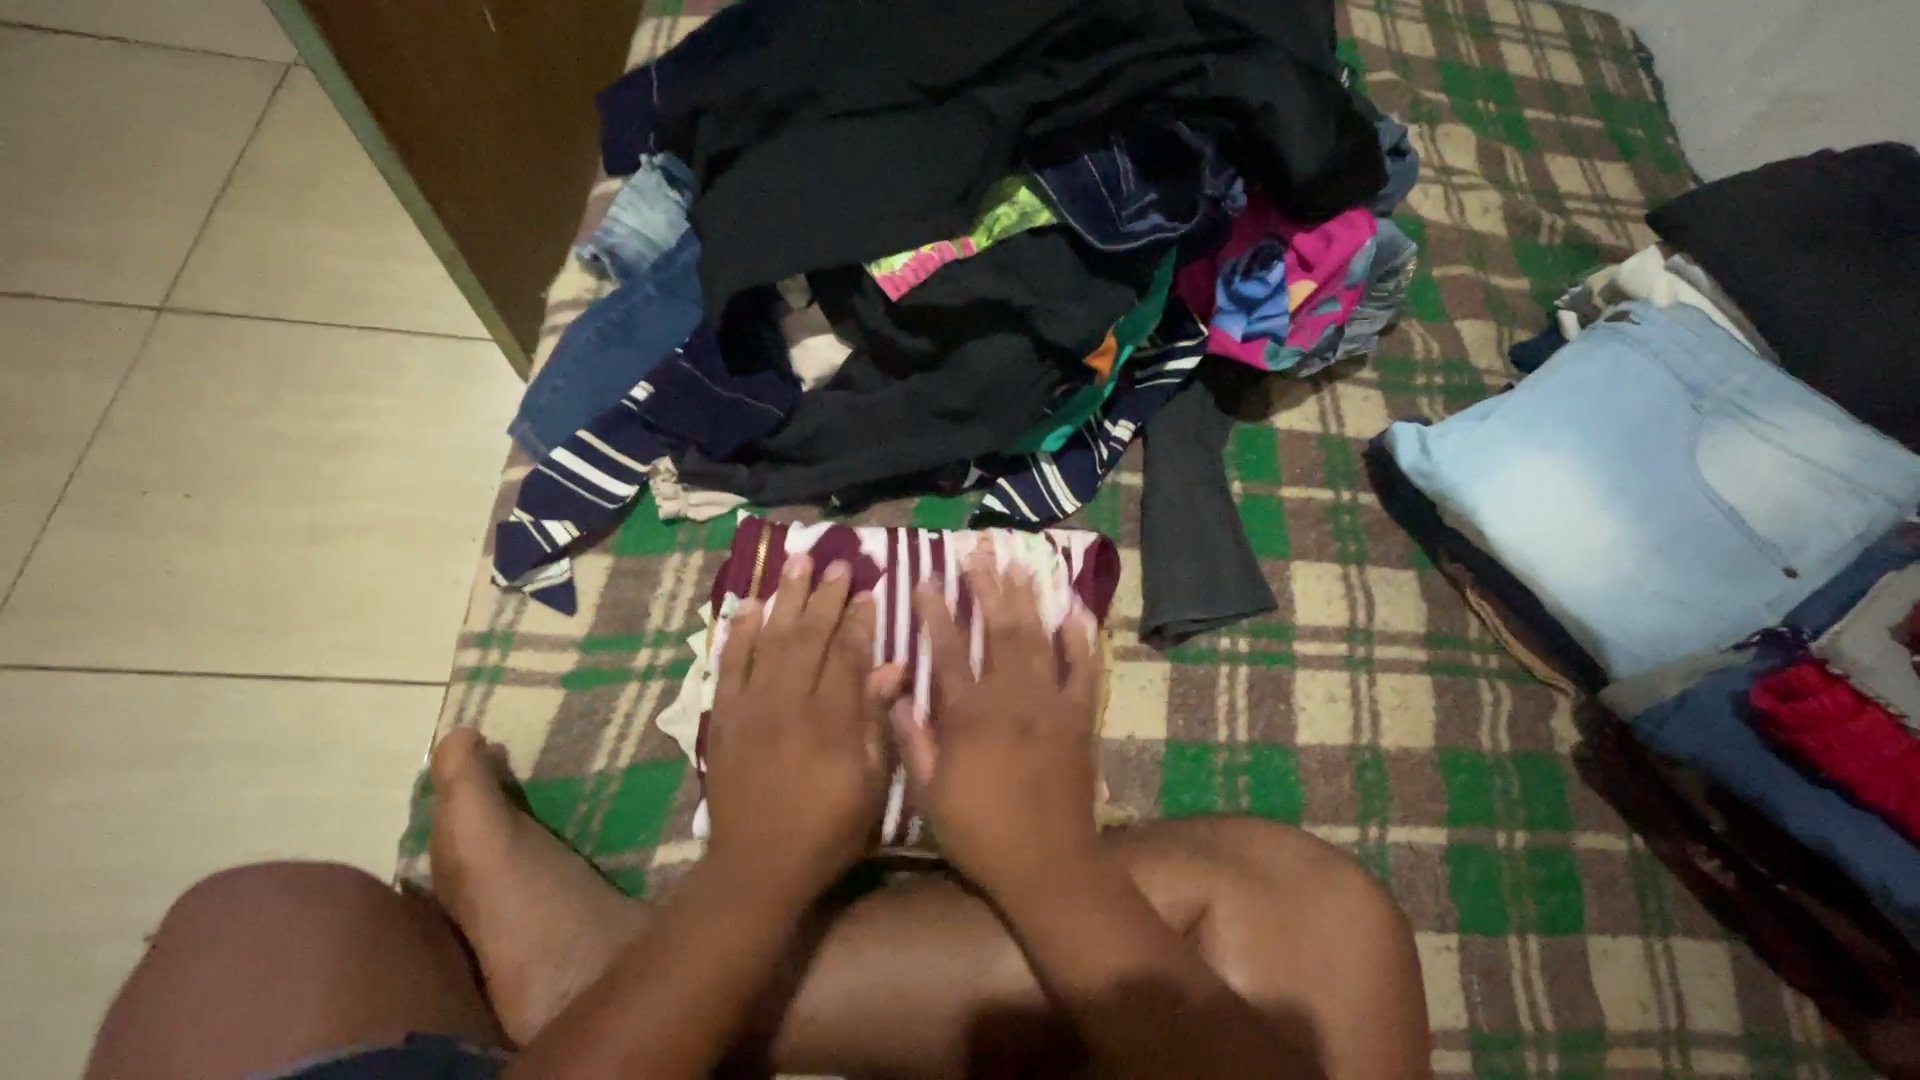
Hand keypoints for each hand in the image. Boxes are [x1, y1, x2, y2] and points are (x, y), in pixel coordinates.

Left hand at [706, 554, 902, 898]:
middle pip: (809, 636)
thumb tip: (892, 671)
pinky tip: (746, 605)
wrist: (757, 866)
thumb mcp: (871, 784)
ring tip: (796, 563)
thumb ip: (877, 722)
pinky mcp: (725, 717)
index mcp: (833, 719)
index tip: (868, 590)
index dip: (860, 620)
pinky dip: (737, 632)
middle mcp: (791, 702)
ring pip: (770, 639)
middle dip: (825, 596)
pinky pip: (729, 664)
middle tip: (836, 562)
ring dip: (785, 598)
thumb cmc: (827, 830)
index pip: (849, 655)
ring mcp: (752, 707)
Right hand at [892, 550, 1103, 894]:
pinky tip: (1074, 611)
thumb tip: (896, 694)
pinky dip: (1081, 640)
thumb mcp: (929, 795)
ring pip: (1039, 639)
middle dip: (987, 586)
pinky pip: (1084, 671)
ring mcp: (1051, 705)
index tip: (924, 580)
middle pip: (998, 630)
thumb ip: (912, 741)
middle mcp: (1011, 698)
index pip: (947, 651)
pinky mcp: (1081, 719)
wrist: (1048, 864)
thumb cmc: (980, 834)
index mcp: (969, 716)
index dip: (934, 613)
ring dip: (1028, 598)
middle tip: (979, 551)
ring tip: (1021, 563)